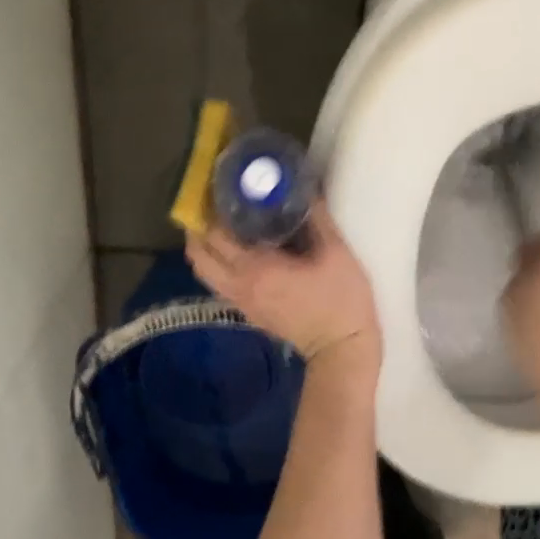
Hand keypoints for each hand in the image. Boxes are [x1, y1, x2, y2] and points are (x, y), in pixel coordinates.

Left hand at [186, 204, 381, 375]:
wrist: (341, 350)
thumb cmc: (341, 301)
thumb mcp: (336, 253)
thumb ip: (317, 218)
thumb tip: (303, 188)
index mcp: (256, 268)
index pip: (215, 234)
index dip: (211, 210)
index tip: (218, 189)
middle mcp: (239, 285)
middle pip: (198, 255)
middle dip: (198, 228)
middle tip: (212, 207)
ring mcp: (241, 302)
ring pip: (204, 272)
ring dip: (205, 249)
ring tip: (221, 228)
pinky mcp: (248, 313)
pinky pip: (219, 284)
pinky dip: (217, 265)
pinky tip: (238, 253)